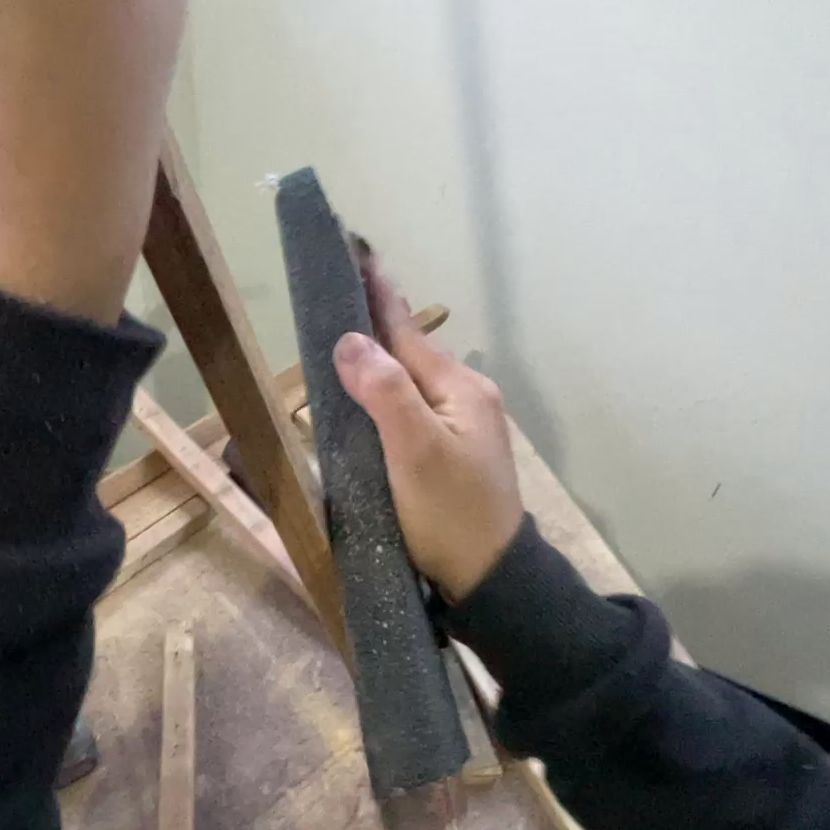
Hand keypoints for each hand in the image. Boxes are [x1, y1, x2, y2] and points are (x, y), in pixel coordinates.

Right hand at [333, 256, 524, 602]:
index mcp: (459, 388)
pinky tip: (369, 396)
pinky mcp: (451, 453)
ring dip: (380, 359)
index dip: (378, 295)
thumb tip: (350, 340)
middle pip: (409, 351)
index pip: (407, 330)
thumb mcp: (415, 451)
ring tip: (345, 337)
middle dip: (375, 322)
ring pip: (410, 380)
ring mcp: (461, 426)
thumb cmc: (451, 513)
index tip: (356, 251)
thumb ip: (385, 392)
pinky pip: (412, 407)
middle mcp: (464, 398)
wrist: (491, 577)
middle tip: (338, 293)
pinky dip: (387, 394)